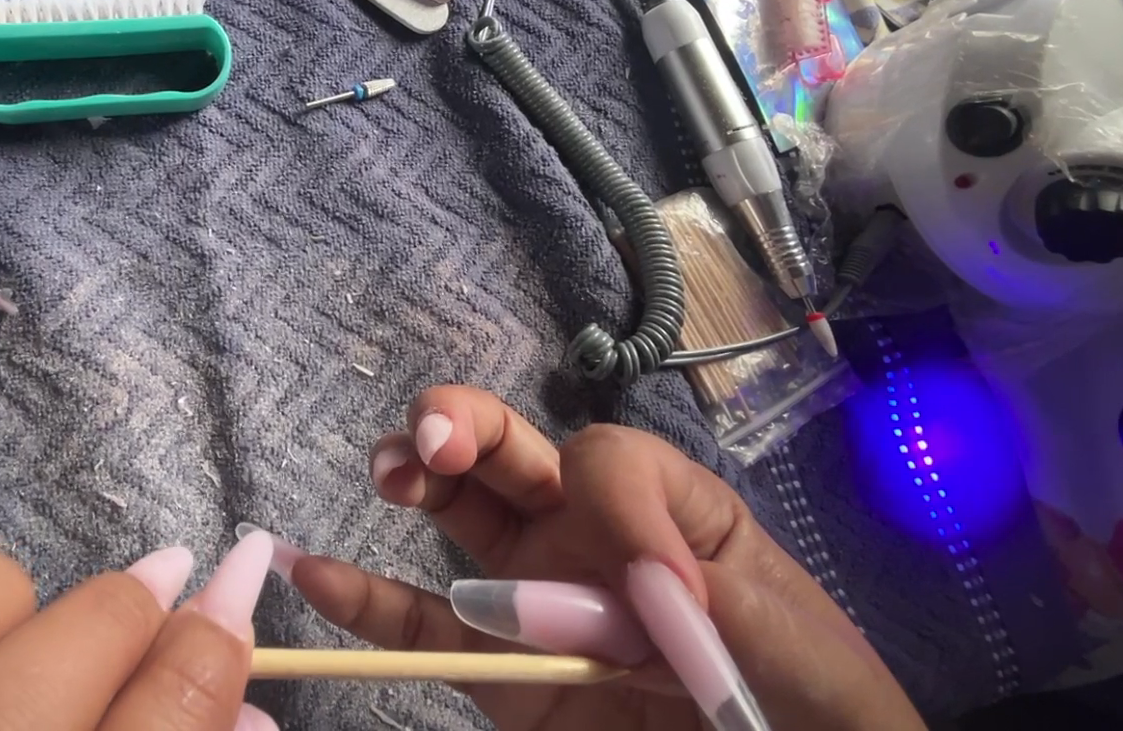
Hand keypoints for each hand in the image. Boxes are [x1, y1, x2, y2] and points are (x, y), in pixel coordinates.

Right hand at [288, 386, 923, 730]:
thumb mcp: (785, 628)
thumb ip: (707, 579)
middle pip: (502, 447)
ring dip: (413, 473)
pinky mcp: (497, 674)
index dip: (619, 500)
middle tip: (439, 439)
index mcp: (651, 507)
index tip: (662, 590)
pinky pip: (420, 627)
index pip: (605, 457)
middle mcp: (577, 533)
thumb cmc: (811, 700)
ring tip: (393, 469)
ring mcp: (529, 598)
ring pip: (454, 512)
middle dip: (461, 423)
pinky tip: (312, 569)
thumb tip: (624, 574)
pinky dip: (363, 601)